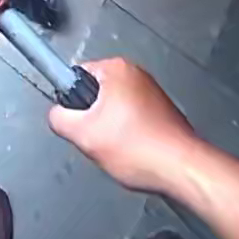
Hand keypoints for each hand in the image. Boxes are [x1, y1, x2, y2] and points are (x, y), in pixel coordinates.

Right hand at [48, 58, 202, 194]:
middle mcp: (135, 73)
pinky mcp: (162, 109)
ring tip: (120, 148)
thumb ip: (59, 119)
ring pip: (115, 106)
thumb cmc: (140, 148)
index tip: (78, 119)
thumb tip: (56, 114)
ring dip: (112, 126)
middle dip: (94, 116)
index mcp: (116, 69)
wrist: (182, 169)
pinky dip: (130, 133)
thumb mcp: (84, 136)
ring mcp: (151, 91)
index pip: (78, 74)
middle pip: (97, 92)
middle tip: (99, 138)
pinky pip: (134, 117)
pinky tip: (135, 151)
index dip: (73, 100)